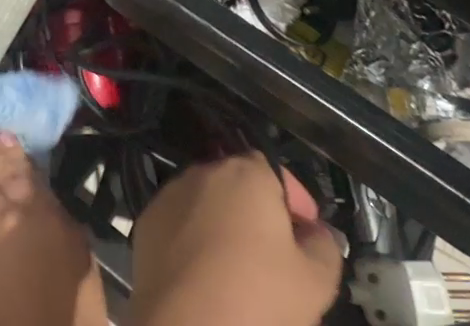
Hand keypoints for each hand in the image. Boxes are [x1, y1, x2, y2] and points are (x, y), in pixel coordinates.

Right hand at [0, 132, 107, 325]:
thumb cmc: (14, 316)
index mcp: (3, 223)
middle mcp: (32, 211)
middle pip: (9, 173)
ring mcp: (59, 217)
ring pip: (34, 178)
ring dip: (17, 158)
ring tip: (5, 138)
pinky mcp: (77, 230)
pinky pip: (53, 198)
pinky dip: (37, 183)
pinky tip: (30, 176)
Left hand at [130, 155, 342, 325]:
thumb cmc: (259, 298)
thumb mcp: (316, 280)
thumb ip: (323, 246)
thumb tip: (314, 233)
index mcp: (245, 175)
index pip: (276, 172)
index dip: (296, 201)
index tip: (308, 232)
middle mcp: (201, 174)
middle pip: (238, 185)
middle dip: (259, 211)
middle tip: (277, 252)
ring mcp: (167, 197)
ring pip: (206, 203)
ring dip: (224, 223)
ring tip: (240, 266)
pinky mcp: (145, 224)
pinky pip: (180, 224)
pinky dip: (194, 239)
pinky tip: (206, 274)